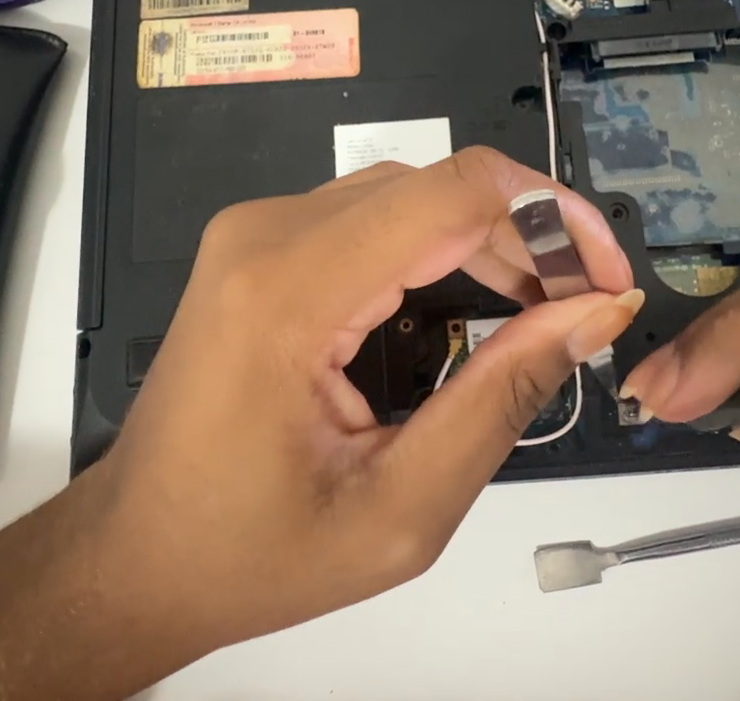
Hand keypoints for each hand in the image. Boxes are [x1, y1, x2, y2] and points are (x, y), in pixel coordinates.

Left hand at [0, 148, 639, 700]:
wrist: (134, 553)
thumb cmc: (254, 552)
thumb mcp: (402, 507)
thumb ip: (502, 396)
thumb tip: (591, 314)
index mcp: (291, 292)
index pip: (450, 194)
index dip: (550, 216)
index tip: (605, 277)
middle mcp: (266, 234)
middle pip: (433, 186)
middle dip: (526, 235)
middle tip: (579, 308)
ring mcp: (253, 231)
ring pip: (406, 194)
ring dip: (484, 240)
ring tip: (536, 309)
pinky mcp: (256, 245)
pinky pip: (369, 216)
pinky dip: (434, 247)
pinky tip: (466, 303)